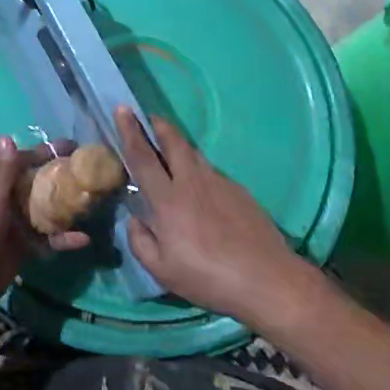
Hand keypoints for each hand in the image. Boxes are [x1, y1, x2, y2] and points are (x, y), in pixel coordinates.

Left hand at [0, 137, 88, 311]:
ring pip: (44, 211)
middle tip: (88, 172)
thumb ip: (3, 172)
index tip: (72, 146)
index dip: (44, 152)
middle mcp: (6, 203)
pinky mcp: (24, 249)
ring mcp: (15, 227)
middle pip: (36, 185)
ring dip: (65, 208)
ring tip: (91, 202)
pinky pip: (47, 238)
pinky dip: (63, 238)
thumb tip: (6, 136)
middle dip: (60, 178)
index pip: (21, 163)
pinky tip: (83, 239)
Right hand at [115, 106, 312, 323]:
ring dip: (179, 144)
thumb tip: (134, 220)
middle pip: (174, 143)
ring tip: (170, 146)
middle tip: (148, 117)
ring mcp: (219, 184)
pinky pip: (212, 172)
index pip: (143, 157)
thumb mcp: (162, 270)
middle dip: (159, 126)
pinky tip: (199, 186)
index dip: (130, 132)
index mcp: (168, 200)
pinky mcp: (240, 192)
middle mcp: (192, 183)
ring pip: (195, 155)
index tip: (123, 110)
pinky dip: (198, 169)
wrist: (266, 279)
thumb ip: (140, 241)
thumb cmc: (207, 278)